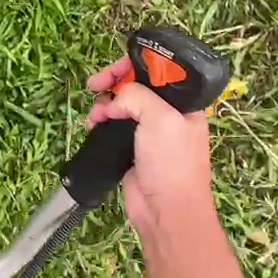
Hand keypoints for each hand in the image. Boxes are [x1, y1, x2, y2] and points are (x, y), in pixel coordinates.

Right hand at [85, 56, 215, 239]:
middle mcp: (167, 114)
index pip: (159, 71)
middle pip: (136, 85)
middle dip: (114, 81)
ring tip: (95, 115)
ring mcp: (149, 131)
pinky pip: (112, 123)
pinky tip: (92, 124)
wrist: (166, 211)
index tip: (114, 70)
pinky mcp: (131, 146)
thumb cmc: (171, 162)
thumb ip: (136, 95)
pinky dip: (100, 119)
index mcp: (184, 104)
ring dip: (104, 102)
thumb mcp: (161, 118)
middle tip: (95, 84)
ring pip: (121, 103)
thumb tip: (113, 100)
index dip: (135, 65)